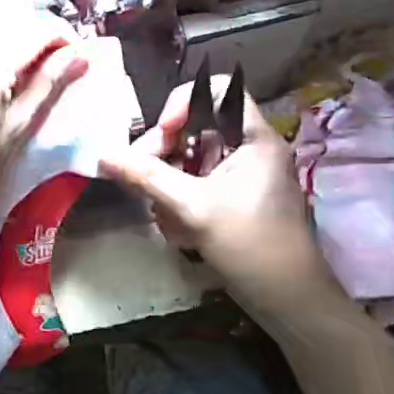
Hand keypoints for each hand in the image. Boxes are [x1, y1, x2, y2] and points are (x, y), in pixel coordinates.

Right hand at [99, 76, 347, 320]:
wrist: (290, 301)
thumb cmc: (250, 245)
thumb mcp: (193, 208)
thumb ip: (147, 177)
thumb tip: (103, 156)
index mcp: (254, 138)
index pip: (217, 92)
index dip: (183, 104)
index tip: (162, 134)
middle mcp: (250, 149)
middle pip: (197, 128)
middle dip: (165, 153)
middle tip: (140, 178)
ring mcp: (243, 177)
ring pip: (193, 161)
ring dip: (170, 184)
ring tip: (162, 214)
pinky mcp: (235, 201)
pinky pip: (199, 186)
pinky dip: (183, 203)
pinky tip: (178, 232)